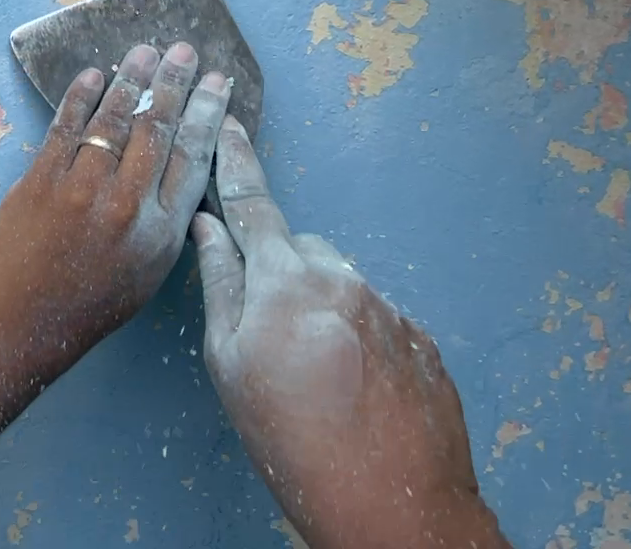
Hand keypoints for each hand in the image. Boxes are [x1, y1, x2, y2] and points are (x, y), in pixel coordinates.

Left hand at [0, 42, 229, 373]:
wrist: (12, 324)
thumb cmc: (80, 310)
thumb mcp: (141, 278)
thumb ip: (160, 226)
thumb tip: (169, 176)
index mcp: (161, 234)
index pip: (193, 160)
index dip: (207, 115)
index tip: (217, 83)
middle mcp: (127, 206)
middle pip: (159, 130)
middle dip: (175, 84)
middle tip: (185, 50)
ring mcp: (82, 189)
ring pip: (115, 120)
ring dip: (132, 80)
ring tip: (145, 50)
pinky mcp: (42, 179)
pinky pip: (66, 127)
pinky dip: (80, 96)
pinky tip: (92, 74)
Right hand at [192, 119, 507, 548]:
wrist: (395, 511)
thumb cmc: (290, 436)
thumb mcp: (229, 361)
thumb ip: (219, 284)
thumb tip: (207, 229)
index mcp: (287, 279)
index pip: (252, 203)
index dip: (236, 159)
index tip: (228, 120)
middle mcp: (344, 279)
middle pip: (299, 246)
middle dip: (279, 266)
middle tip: (267, 326)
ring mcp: (390, 308)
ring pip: (338, 281)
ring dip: (317, 302)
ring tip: (313, 366)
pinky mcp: (422, 340)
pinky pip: (373, 313)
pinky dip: (353, 330)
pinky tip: (350, 381)